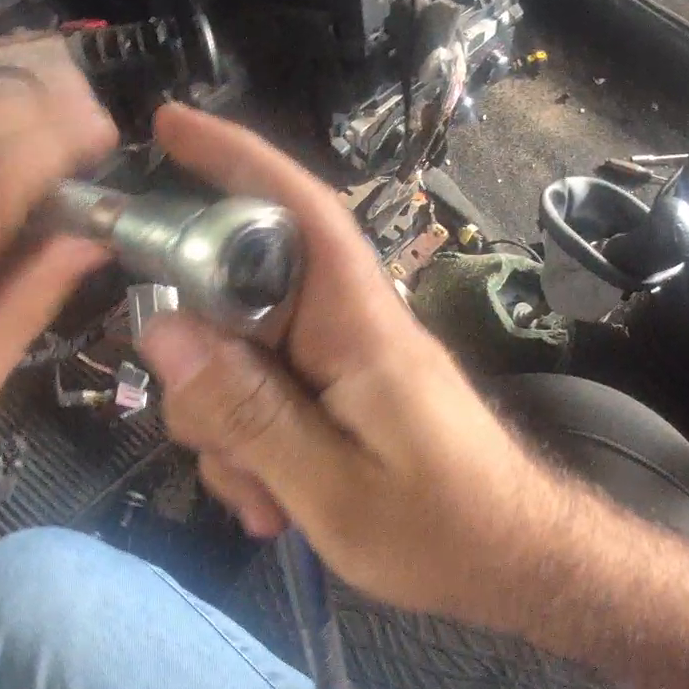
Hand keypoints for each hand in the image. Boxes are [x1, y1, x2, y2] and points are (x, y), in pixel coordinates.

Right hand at [139, 104, 567, 624]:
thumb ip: (249, 412)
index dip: (239, 161)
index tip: (169, 126)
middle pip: (248, 302)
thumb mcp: (330, 491)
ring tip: (268, 503)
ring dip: (235, 431)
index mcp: (361, 331)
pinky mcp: (356, 399)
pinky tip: (277, 505)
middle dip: (208, 376)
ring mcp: (356, 366)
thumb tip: (166, 330)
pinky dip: (262, 448)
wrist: (523, 562)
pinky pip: (283, 397)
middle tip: (222, 454)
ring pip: (253, 360)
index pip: (301, 216)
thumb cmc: (444, 535)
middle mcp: (357, 331)